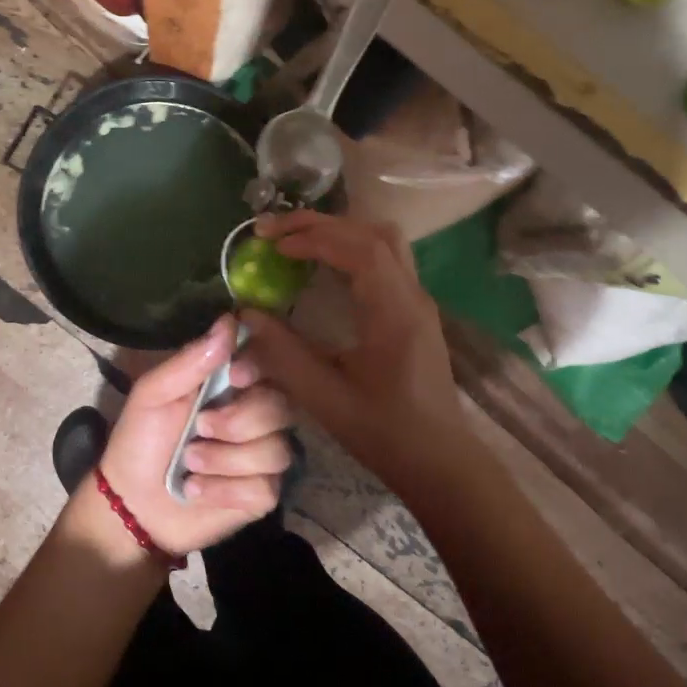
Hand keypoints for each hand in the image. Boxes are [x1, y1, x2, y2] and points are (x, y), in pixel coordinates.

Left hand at [95, 316, 293, 556]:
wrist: (131, 502)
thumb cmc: (140, 440)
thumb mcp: (153, 394)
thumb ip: (190, 361)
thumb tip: (229, 321)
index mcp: (227, 386)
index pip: (265, 364)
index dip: (258, 366)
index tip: (235, 376)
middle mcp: (253, 416)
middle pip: (280, 406)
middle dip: (237, 421)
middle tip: (199, 428)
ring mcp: (261, 456)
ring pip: (275, 449)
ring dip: (224, 460)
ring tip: (189, 465)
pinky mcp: (261, 495)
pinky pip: (265, 487)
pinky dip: (224, 490)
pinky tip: (197, 490)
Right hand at [243, 210, 464, 475]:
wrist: (440, 462)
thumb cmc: (384, 432)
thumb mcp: (325, 398)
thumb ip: (282, 354)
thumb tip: (246, 314)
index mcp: (395, 313)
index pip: (360, 249)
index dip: (314, 237)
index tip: (272, 245)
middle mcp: (412, 296)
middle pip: (372, 233)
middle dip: (320, 224)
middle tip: (273, 232)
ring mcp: (417, 301)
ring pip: (383, 240)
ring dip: (337, 231)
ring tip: (294, 239)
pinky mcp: (413, 310)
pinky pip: (384, 257)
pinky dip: (348, 247)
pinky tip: (320, 264)